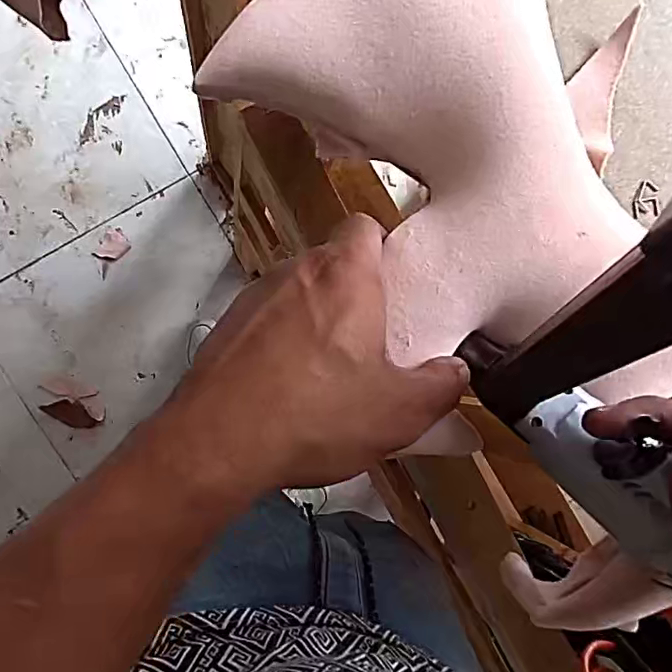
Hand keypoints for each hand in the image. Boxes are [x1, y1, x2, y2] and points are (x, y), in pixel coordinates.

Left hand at [157, 214, 470, 492]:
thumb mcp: (398, 413)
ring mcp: (252, 300)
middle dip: (351, 295)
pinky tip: (286, 389)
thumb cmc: (312, 416)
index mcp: (344, 277)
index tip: (395, 287)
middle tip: (369, 342)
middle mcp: (294, 274)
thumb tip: (453, 373)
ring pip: (294, 296)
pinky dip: (278, 345)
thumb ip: (440, 387)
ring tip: (326, 373)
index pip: (365, 227)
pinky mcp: (224, 330)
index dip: (383, 250)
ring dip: (313, 321)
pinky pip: (263, 325)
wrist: (217, 444)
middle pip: (330, 265)